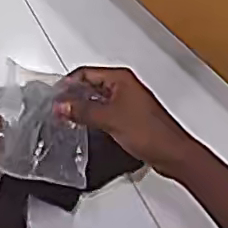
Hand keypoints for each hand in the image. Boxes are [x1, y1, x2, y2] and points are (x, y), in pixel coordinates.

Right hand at [56, 67, 207, 180]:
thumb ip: (82, 111)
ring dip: (82, 107)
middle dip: (73, 96)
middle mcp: (124, 86)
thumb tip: (61, 106)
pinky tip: (86, 125)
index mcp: (120, 78)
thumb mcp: (109, 119)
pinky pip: (104, 111)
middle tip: (59, 107)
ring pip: (96, 99)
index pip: (85, 73)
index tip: (55, 96)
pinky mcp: (128, 116)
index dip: (68, 84)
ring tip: (68, 117)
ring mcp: (127, 101)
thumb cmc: (151, 132)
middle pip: (90, 84)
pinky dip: (93, 116)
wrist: (172, 154)